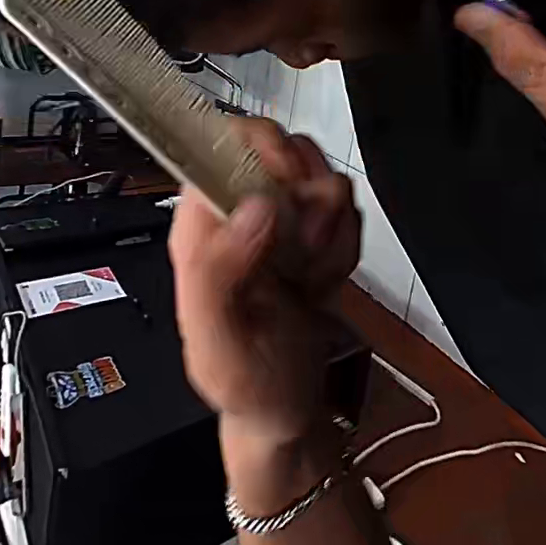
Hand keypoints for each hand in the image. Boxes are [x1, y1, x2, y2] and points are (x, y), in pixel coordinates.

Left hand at [167, 119, 359, 446]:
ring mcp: (278, 212)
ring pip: (319, 174)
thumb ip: (217, 274)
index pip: (221, 141)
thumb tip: (254, 205)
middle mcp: (235, 207)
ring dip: (329, 228)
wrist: (286, 403)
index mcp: (199, 222)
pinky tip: (320, 279)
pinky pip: (345, 208)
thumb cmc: (244, 380)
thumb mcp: (217, 343)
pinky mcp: (312, 224)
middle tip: (303, 250)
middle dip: (307, 198)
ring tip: (308, 274)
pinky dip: (344, 244)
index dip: (260, 148)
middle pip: (280, 147)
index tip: (290, 185)